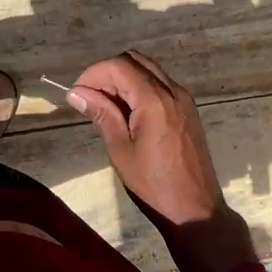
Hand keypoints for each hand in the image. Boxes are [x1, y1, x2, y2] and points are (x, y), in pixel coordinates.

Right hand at [67, 51, 254, 271]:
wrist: (196, 212)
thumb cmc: (153, 185)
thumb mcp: (121, 150)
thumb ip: (101, 113)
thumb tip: (76, 93)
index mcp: (154, 100)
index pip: (119, 66)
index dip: (94, 73)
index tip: (78, 93)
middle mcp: (172, 91)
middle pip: (134, 60)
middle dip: (108, 72)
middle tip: (91, 95)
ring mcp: (184, 99)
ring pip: (148, 69)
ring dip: (125, 77)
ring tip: (107, 104)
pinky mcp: (188, 110)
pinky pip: (160, 83)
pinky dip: (140, 86)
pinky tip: (129, 111)